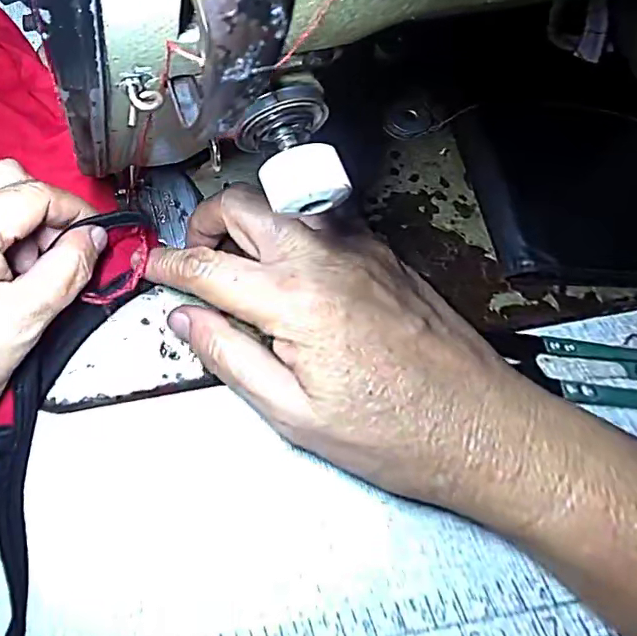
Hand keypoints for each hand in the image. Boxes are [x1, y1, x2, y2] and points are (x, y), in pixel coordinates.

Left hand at [0, 159, 107, 467]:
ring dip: (19, 223)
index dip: (72, 211)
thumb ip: (67, 270)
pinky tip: (1, 279)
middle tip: (59, 256)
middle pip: (7, 179)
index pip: (32, 193)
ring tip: (24, 279)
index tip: (94, 235)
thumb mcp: (22, 324)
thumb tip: (92, 237)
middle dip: (43, 211)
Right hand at [145, 185, 567, 521]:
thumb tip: (183, 317)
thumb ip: (228, 356)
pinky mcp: (378, 248)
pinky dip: (285, 231)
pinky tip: (292, 274)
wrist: (487, 429)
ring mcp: (353, 244)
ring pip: (276, 202)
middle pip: (237, 204)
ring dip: (244, 222)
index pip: (206, 266)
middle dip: (202, 223)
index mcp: (293, 298)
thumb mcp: (294, 414)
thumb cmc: (391, 433)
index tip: (149, 265)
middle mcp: (319, 254)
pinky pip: (314, 218)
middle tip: (196, 259)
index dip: (167, 264)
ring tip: (240, 265)